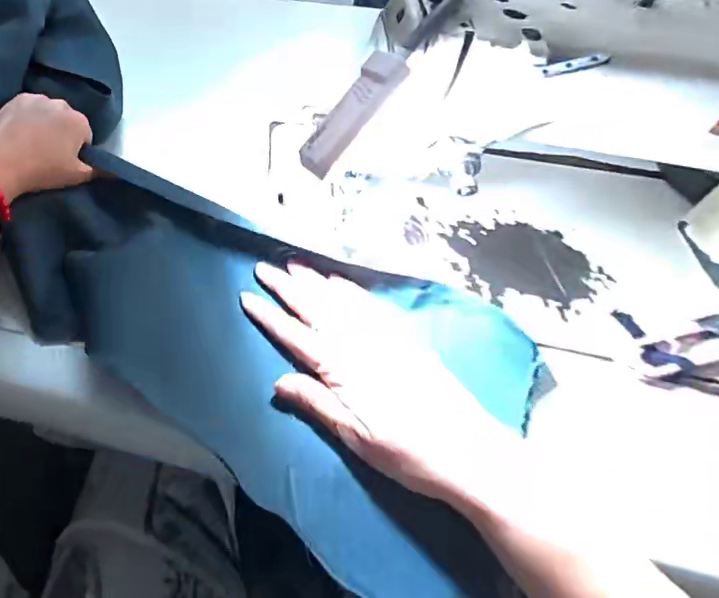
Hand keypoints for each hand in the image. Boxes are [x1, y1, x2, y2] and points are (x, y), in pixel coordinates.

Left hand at [0, 94, 93, 199]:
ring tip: (30, 142)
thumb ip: (98, 170)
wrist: (1, 163)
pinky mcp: (18, 99)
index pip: (85, 136)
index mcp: (80, 121)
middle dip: (61, 133)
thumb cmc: (42, 170)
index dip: (76, 150)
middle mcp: (62, 104)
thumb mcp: (75, 176)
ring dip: (44, 122)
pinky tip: (18, 131)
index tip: (63, 162)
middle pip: (66, 120)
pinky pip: (29, 107)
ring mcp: (38, 99)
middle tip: (46, 153)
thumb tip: (113, 169)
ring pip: (48, 111)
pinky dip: (27, 116)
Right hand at [241, 262, 525, 507]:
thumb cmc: (408, 453)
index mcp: (340, 368)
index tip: (246, 297)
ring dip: (313, 280)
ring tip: (292, 264)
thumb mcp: (356, 437)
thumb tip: (277, 381)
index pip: (294, 335)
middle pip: (314, 307)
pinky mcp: (402, 336)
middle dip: (285, 287)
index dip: (269, 316)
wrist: (472, 453)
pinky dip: (347, 288)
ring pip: (338, 299)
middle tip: (263, 268)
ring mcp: (381, 335)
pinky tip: (337, 280)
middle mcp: (357, 343)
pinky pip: (367, 303)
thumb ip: (316, 403)